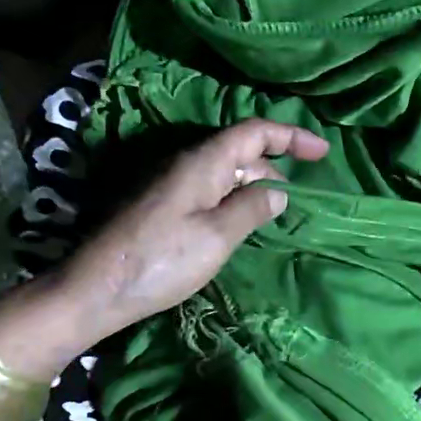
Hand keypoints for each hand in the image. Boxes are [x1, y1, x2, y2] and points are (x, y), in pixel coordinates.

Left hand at [60, 118, 330, 338]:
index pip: (254, 132)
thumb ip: (251, 209)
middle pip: (239, 152)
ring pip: (224, 174)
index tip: (323, 151)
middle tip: (297, 200)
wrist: (98, 288)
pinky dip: (233, 201)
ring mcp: (172, 186)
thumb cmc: (161, 261)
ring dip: (253, 187)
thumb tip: (279, 191)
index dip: (290, 137)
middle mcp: (187, 165)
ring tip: (274, 215)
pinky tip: (240, 225)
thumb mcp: (216, 236)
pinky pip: (209, 192)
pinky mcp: (163, 208)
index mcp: (203, 163)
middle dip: (274, 168)